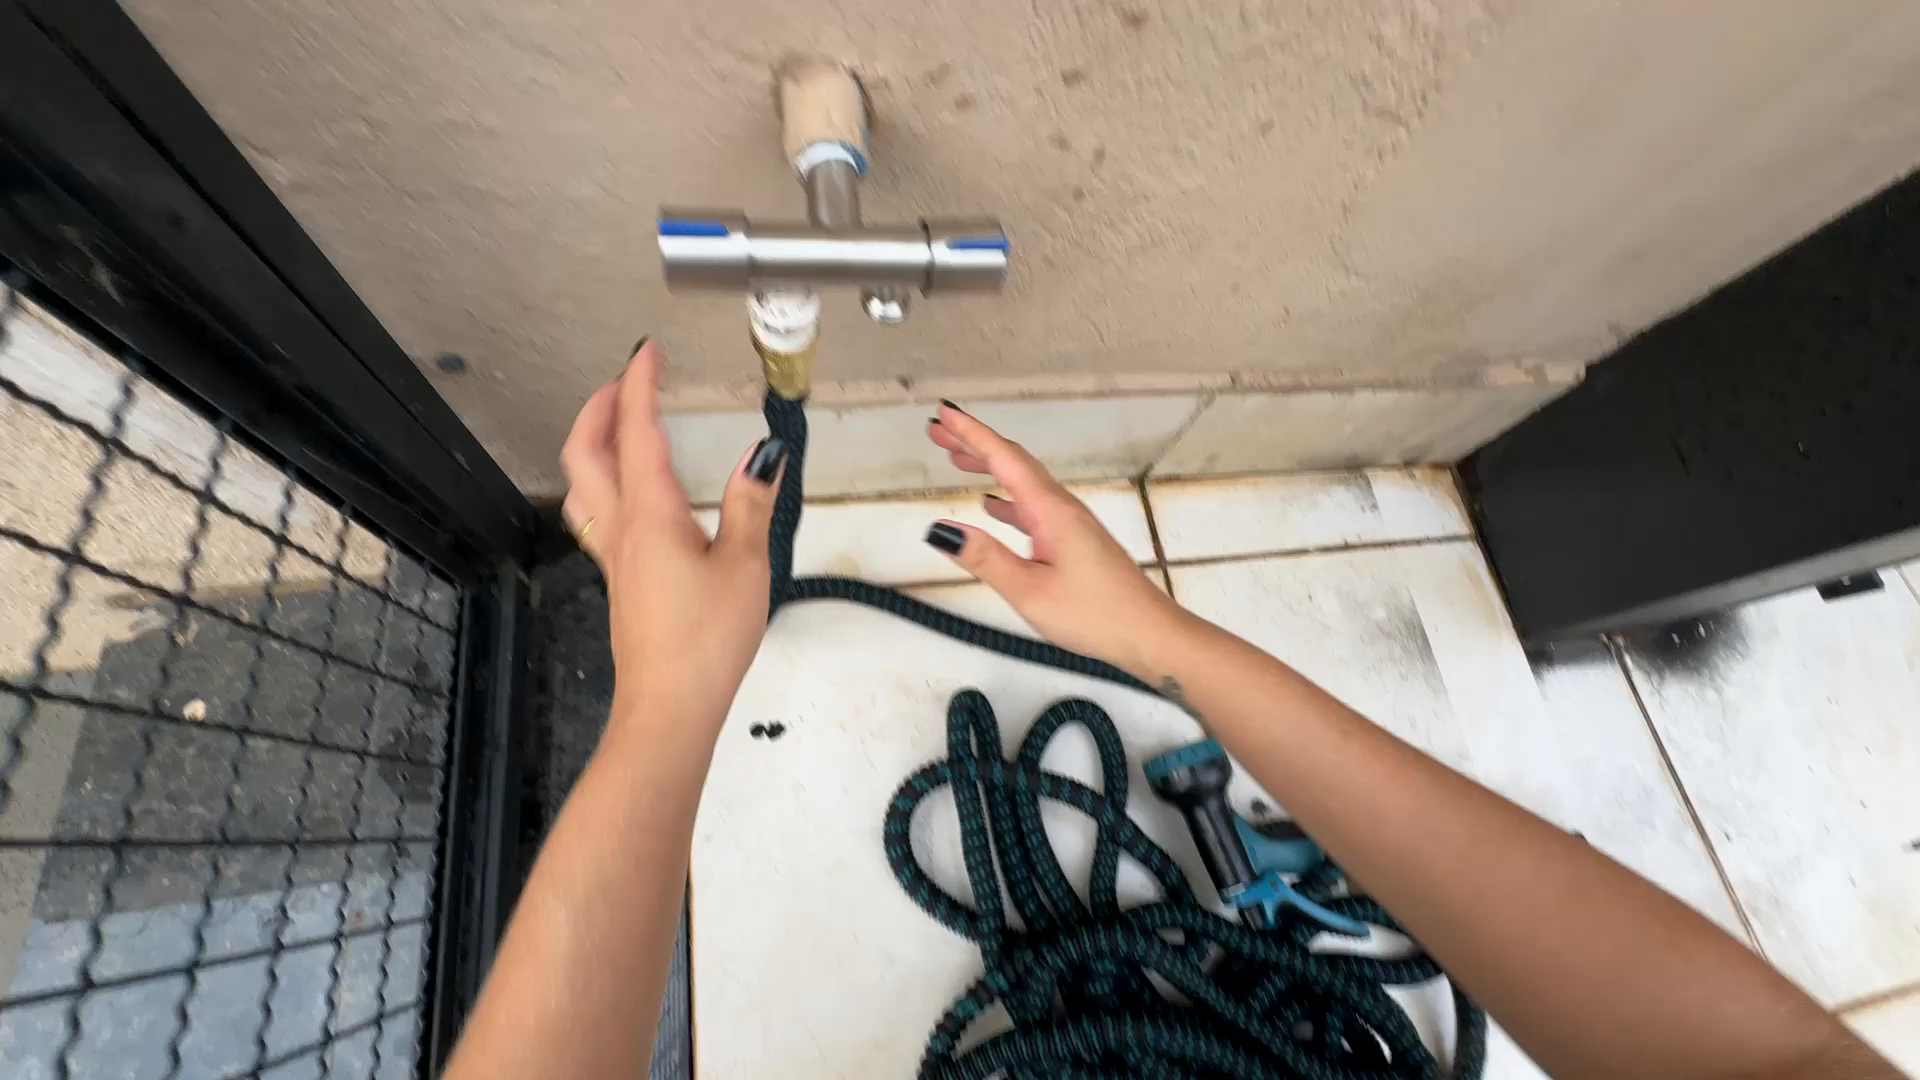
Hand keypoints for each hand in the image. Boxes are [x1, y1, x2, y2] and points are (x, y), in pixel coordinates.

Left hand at [560, 341, 787, 726]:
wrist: (671, 703)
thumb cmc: (709, 635)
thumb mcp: (746, 565)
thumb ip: (750, 504)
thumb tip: (762, 454)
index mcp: (652, 515)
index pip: (637, 433)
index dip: (639, 385)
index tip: (647, 351)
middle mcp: (622, 528)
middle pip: (586, 452)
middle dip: (600, 406)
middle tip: (626, 381)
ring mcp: (613, 556)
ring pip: (582, 484)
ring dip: (591, 442)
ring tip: (617, 426)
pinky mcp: (620, 579)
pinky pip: (596, 513)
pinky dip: (603, 480)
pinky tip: (629, 494)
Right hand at [923, 401, 1192, 676]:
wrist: (1148, 633)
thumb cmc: (1092, 614)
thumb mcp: (1028, 591)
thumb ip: (985, 557)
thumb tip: (941, 529)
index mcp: (1050, 510)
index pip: (1004, 459)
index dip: (971, 434)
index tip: (944, 413)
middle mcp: (1061, 507)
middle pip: (1014, 462)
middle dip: (975, 443)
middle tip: (938, 430)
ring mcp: (1071, 522)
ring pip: (1024, 482)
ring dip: (990, 466)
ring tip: (956, 460)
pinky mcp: (1075, 540)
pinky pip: (1034, 505)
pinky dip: (1008, 497)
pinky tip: (993, 506)